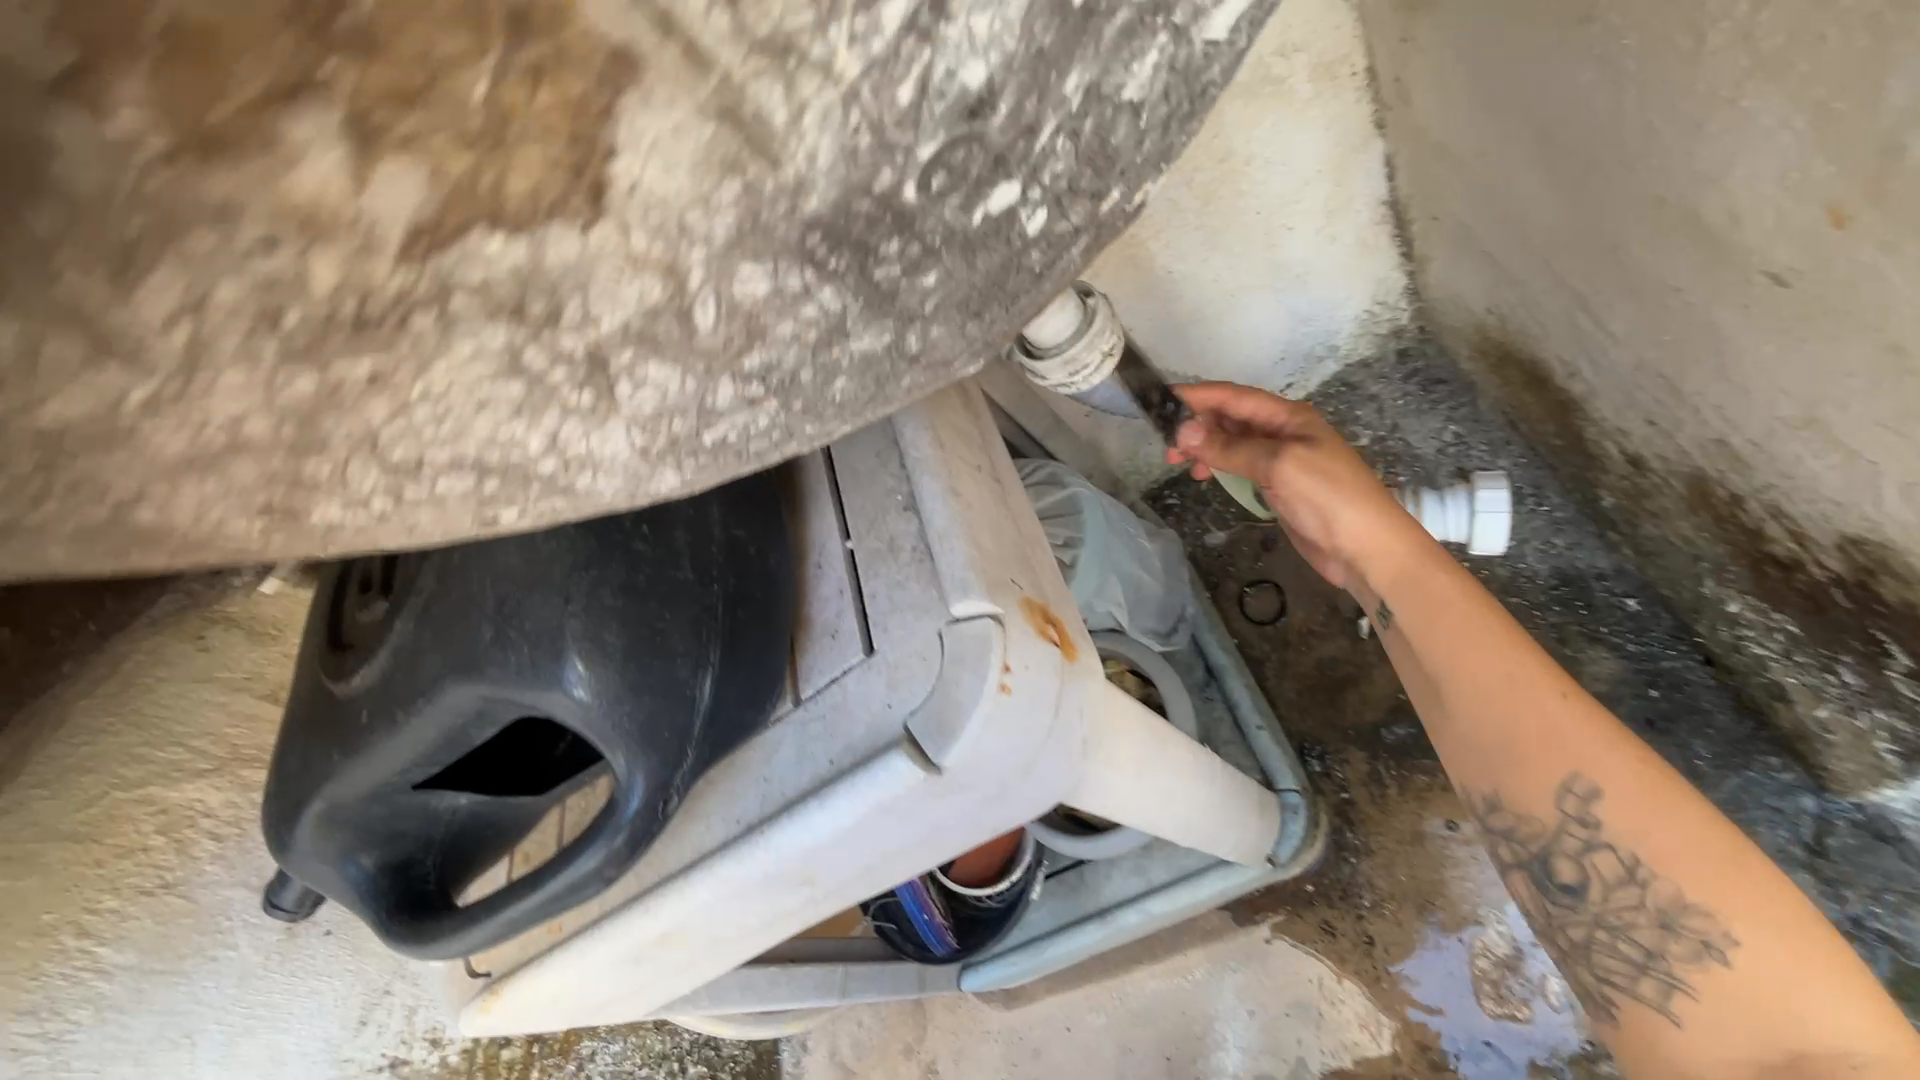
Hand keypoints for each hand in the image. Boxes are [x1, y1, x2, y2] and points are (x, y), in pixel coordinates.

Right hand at [1166, 382, 1421, 591]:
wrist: (1365, 547)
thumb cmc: (1327, 498)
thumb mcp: (1277, 465)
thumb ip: (1230, 448)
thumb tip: (1183, 431)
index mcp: (1288, 416)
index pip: (1234, 397)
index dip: (1198, 396)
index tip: (1160, 402)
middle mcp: (1283, 431)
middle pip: (1231, 417)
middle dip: (1197, 425)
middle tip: (1166, 446)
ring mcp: (1281, 460)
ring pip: (1232, 442)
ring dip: (1205, 447)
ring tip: (1180, 463)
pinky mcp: (1278, 486)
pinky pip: (1240, 466)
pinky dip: (1219, 466)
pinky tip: (1205, 476)